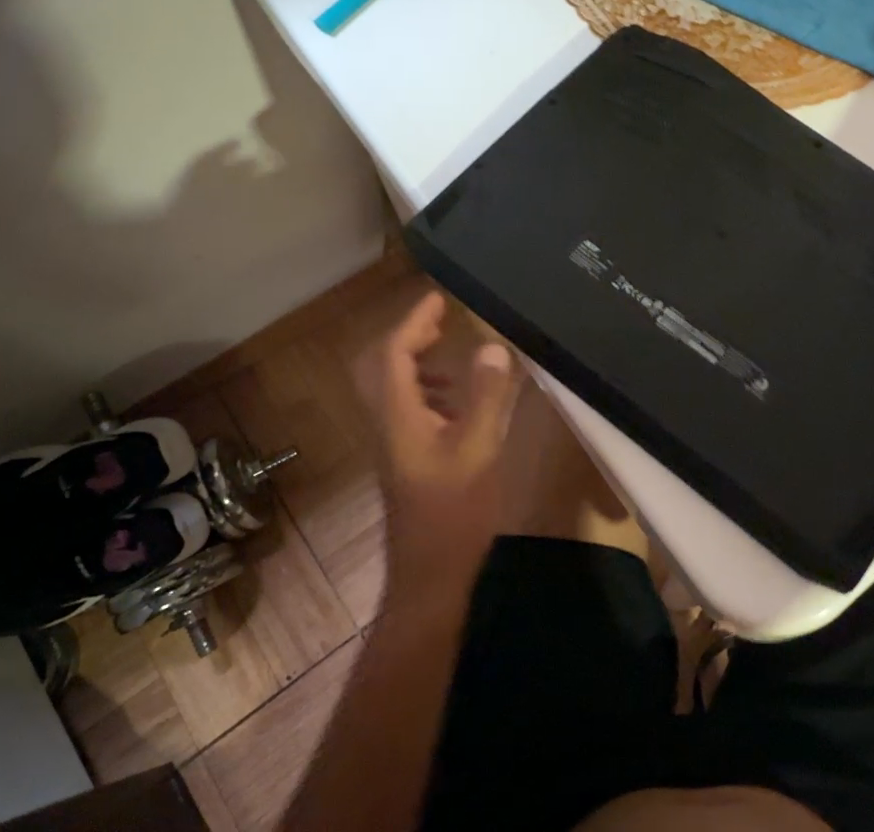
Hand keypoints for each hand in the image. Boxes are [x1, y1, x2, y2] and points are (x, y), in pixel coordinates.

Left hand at [355, 291, 521, 593]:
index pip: (394, 353)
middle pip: (382, 366)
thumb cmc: (454, 513)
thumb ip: (485, 398)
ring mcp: (395, 444)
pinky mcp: (407, 460)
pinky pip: (409, 408)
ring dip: (418, 362)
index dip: (414, 321)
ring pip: (395, 388)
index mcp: (399, 416)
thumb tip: (491, 347)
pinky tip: (461, 402)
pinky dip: (429, 390)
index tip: (440, 299)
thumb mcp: (478, 451)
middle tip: (442, 320)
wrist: (430, 574)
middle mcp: (388, 424)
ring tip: (455, 352)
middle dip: (409, 336)